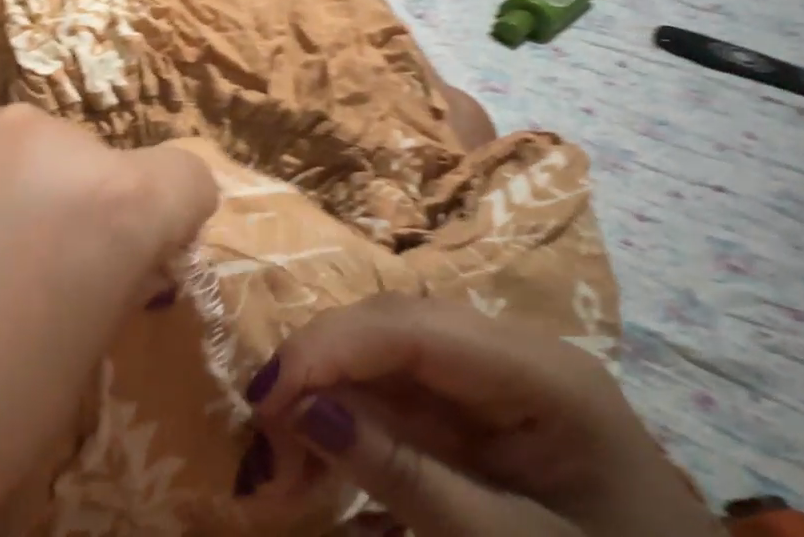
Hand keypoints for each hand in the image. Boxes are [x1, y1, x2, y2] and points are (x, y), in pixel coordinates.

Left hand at [0, 101, 217, 535]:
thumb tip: (110, 249)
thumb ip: (109, 281)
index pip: (186, 177)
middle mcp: (44, 134)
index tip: (132, 266)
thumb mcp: (74, 366)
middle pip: (94, 160)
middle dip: (78, 206)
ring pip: (23, 146)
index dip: (168, 224)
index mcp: (110, 202)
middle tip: (24, 274)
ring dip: (14, 186)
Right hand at [246, 294, 719, 536]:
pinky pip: (395, 395)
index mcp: (543, 374)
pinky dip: (348, 423)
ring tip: (283, 461)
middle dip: (316, 372)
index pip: (408, 327)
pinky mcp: (477, 411)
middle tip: (265, 438)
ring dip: (323, 399)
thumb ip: (405, 476)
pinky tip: (317, 457)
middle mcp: (513, 354)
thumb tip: (299, 408)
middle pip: (386, 329)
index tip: (261, 400)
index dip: (325, 350)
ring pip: (379, 356)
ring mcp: (494, 380)